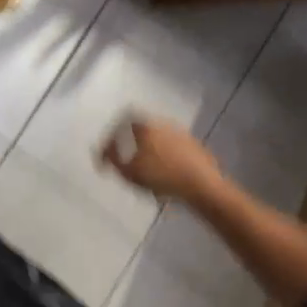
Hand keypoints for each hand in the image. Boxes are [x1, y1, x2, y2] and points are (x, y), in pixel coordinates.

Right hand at [101, 117, 223, 202]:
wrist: (204, 187)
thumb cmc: (162, 177)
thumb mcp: (128, 172)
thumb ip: (111, 159)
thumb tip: (102, 150)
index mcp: (146, 125)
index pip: (123, 119)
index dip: (112, 133)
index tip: (109, 150)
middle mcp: (164, 123)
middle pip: (142, 128)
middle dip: (132, 142)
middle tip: (127, 159)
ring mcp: (183, 134)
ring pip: (159, 138)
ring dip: (150, 150)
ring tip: (147, 170)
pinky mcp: (196, 147)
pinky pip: (174, 148)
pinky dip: (166, 157)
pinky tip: (166, 174)